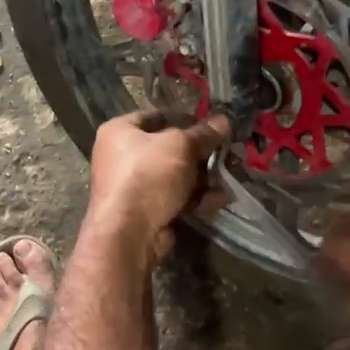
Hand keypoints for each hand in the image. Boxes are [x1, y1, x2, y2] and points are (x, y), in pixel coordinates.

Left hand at [87, 110, 229, 258]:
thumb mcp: (180, 146)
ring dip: (203, 177)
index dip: (185, 118)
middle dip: (201, 153)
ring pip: (175, 175)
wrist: (129, 232)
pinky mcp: (146, 211)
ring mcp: (133, 186)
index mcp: (119, 131)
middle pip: (169, 148)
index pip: (155, 116)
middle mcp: (122, 156)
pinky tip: (220, 198)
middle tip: (226, 153)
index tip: (211, 125)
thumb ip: (203, 133)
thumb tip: (222, 120)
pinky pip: (175, 197)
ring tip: (229, 176)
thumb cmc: (148, 175)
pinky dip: (196, 197)